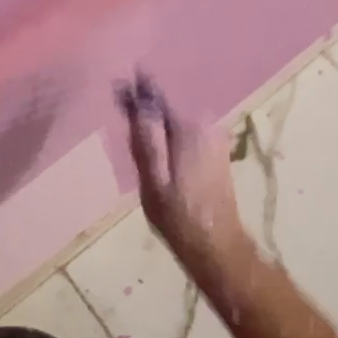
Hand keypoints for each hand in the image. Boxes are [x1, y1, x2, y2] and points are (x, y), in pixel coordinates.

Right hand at [116, 73, 248, 262]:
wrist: (216, 245)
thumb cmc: (178, 215)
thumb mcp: (152, 177)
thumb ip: (145, 136)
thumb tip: (136, 98)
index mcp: (189, 126)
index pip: (157, 93)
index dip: (137, 92)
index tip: (118, 92)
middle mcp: (207, 123)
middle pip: (169, 104)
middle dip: (148, 109)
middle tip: (128, 128)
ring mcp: (216, 136)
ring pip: (178, 117)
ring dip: (160, 123)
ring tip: (141, 144)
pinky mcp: (218, 150)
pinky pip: (188, 130)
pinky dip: (172, 134)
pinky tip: (162, 154)